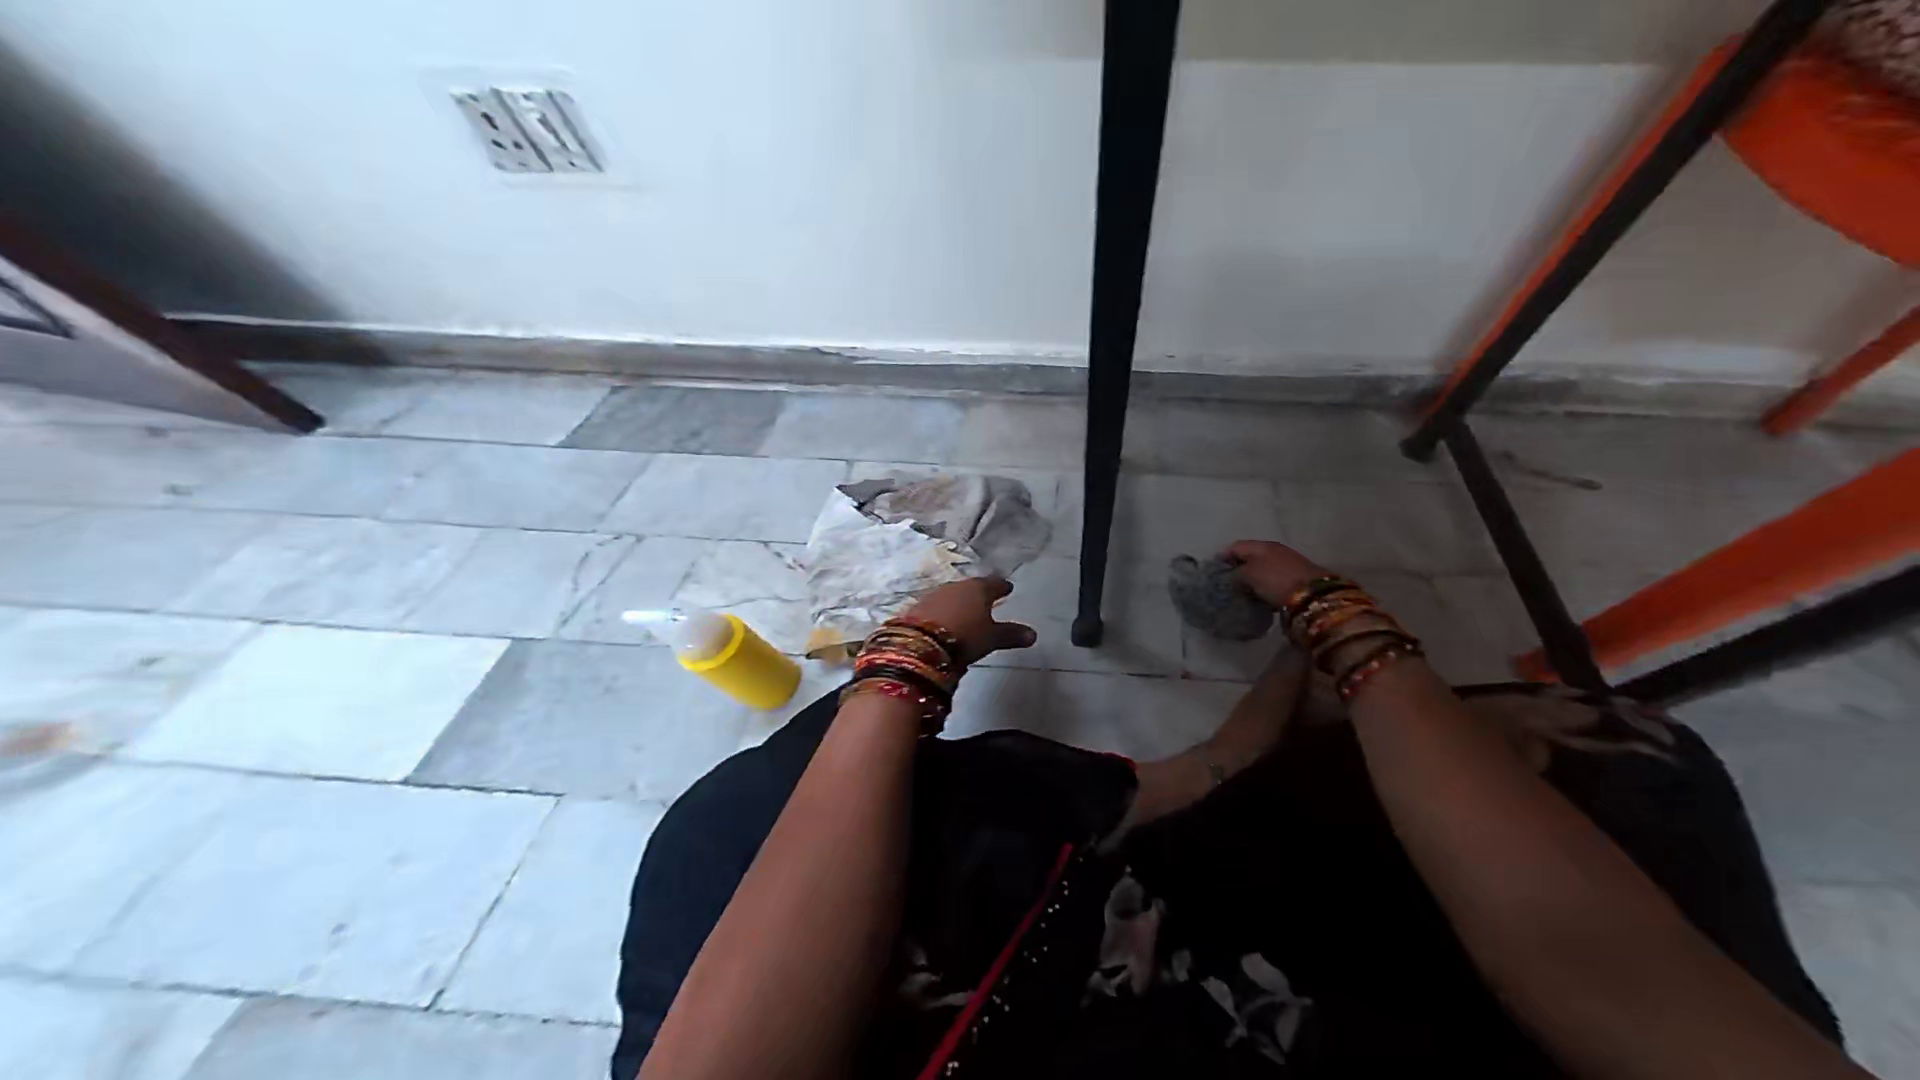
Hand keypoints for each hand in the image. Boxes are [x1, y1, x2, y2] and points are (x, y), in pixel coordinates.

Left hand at [902, 577, 1036, 664]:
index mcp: (978, 589)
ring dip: (960, 602)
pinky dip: (944, 611)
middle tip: (986, 599)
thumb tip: (1033, 634)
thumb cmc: (965, 637)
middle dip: (979, 593)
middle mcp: (956, 586)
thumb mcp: (991, 638)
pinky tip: (946, 621)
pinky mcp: (918, 607)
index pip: (994, 584)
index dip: (1002, 587)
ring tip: (966, 612)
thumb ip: (1011, 634)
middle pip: (971, 588)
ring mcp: (935, 595)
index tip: (1007, 587)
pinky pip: (937, 607)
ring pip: (952, 596)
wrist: (921, 643)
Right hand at [1226, 540, 1332, 607]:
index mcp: (1261, 545)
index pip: (1235, 546)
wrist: (1314, 595)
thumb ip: (1235, 573)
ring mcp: (1287, 564)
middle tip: (1226, 584)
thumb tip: (1231, 577)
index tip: (1214, 572)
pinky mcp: (1296, 578)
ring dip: (1251, 579)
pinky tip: (1260, 597)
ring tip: (1241, 592)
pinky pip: (1273, 580)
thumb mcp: (1248, 575)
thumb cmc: (1275, 579)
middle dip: (1237, 568)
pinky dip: (1264, 586)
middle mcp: (1275, 550)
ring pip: (1262, 569)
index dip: (1223, 557)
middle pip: (1249, 557)